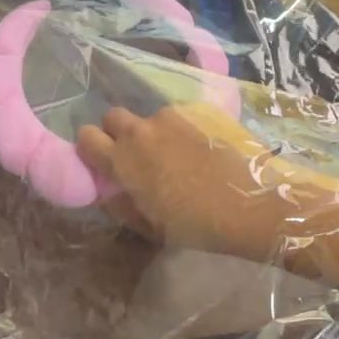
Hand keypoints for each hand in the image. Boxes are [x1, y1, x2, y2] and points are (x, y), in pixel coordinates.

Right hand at [75, 103, 330, 261]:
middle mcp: (141, 131)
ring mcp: (171, 117)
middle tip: (137, 156)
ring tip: (177, 156)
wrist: (252, 205)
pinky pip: (179, 117)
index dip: (91, 148)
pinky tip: (201, 150)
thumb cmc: (197, 225)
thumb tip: (108, 192)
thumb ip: (121, 206)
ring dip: (153, 133)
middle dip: (117, 133)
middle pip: (112, 117)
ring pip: (149, 117)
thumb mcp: (151, 227)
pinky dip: (181, 130)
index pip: (86, 137)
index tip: (102, 162)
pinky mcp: (199, 111)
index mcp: (123, 160)